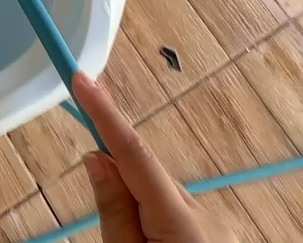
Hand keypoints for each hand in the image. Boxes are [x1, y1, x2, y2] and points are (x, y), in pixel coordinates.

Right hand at [74, 72, 230, 242]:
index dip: (105, 114)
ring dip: (139, 208)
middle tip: (110, 226)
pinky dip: (156, 223)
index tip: (80, 76)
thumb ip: (114, 212)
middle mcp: (208, 217)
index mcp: (183, 225)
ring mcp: (221, 229)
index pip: (135, 154)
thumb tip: (97, 157)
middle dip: (119, 179)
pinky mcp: (222, 239)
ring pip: (161, 198)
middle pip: (147, 177)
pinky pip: (177, 216)